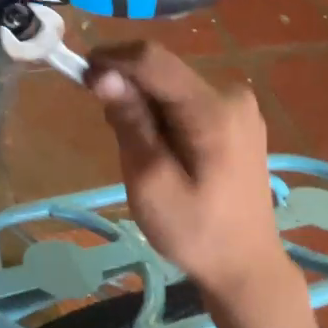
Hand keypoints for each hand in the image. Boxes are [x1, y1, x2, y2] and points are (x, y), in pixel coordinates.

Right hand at [86, 41, 294, 307]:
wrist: (246, 268)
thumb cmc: (195, 231)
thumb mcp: (151, 182)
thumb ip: (129, 123)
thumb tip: (104, 74)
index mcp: (213, 110)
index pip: (153, 60)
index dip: (112, 59)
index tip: (81, 78)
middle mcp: (231, 95)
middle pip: (161, 72)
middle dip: (127, 90)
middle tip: (113, 134)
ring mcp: (237, 106)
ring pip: (169, 86)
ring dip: (142, 106)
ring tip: (139, 152)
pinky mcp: (235, 119)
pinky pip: (184, 100)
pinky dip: (161, 115)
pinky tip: (161, 151)